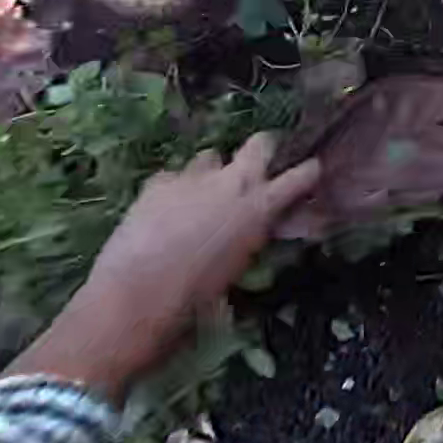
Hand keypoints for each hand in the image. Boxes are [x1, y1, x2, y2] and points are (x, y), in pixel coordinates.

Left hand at [7, 132, 320, 399]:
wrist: (134, 300)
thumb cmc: (198, 294)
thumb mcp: (244, 260)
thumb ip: (258, 230)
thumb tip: (266, 222)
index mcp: (264, 203)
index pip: (305, 172)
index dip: (309, 171)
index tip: (308, 175)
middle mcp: (236, 181)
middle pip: (261, 142)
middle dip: (262, 149)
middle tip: (256, 166)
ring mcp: (195, 178)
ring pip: (211, 156)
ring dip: (210, 171)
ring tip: (199, 192)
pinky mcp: (157, 184)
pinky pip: (170, 176)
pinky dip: (171, 188)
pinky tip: (162, 207)